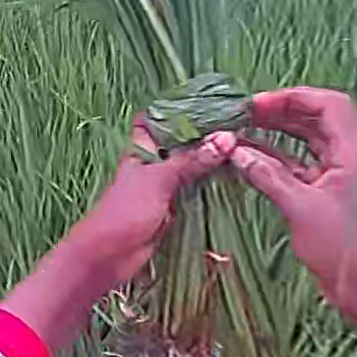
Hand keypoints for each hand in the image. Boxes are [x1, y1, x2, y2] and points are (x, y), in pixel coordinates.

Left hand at [67, 122, 236, 285]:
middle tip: (243, 124)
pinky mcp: (173, 208)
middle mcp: (153, 163)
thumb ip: (192, 160)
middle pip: (181, 142)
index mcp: (142, 148)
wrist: (109, 255)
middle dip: (206, 135)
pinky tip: (236, 176)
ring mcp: (163, 186)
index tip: (215, 101)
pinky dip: (211, 185)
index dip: (181, 109)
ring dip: (211, 161)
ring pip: (190, 166)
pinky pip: (195, 190)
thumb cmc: (126, 211)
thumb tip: (227, 137)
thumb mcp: (159, 180)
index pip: (159, 117)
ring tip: (247, 145)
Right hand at [228, 88, 356, 344]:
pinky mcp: (338, 197)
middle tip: (244, 116)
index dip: (292, 98)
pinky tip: (254, 162)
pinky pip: (308, 168)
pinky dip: (282, 162)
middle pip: (319, 121)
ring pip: (311, 144)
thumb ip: (268, 176)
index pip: (329, 106)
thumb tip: (238, 152)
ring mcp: (349, 179)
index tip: (256, 104)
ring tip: (244, 134)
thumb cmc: (348, 253)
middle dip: (281, 114)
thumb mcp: (301, 209)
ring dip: (279, 137)